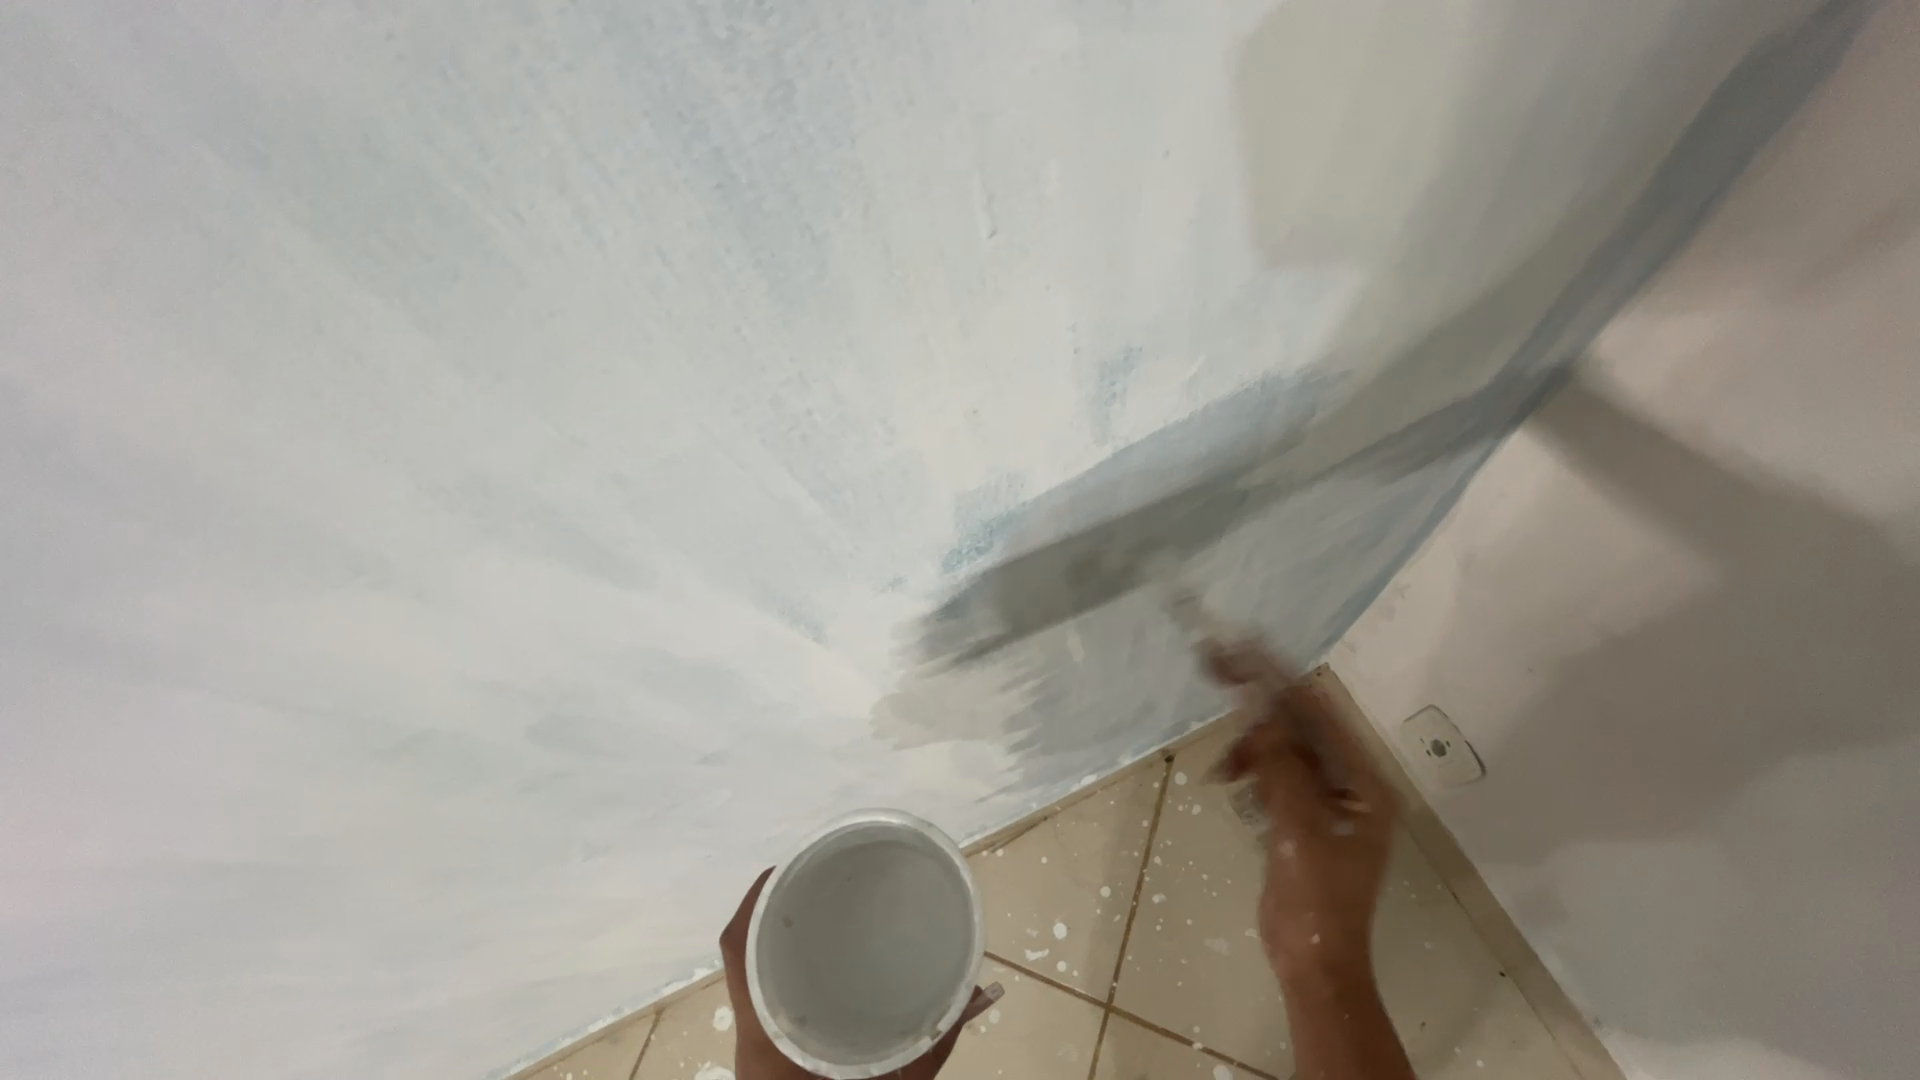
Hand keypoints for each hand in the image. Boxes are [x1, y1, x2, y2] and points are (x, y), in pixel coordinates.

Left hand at [719, 869, 999, 1079]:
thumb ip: (935, 1040)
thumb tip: (985, 991)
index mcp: (764, 1036)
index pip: (737, 949)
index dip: (755, 898)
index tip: (791, 864)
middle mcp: (751, 1036)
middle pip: (743, 954)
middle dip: (776, 909)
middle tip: (822, 879)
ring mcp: (755, 1047)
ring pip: (752, 976)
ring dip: (780, 938)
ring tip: (823, 906)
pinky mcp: (768, 1059)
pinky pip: (765, 998)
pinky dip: (787, 970)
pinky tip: (823, 962)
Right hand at [1207, 644, 1398, 976]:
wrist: (1312, 962)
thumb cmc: (1315, 900)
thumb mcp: (1297, 828)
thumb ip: (1279, 763)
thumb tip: (1257, 704)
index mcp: (1365, 782)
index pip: (1321, 713)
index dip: (1281, 677)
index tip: (1242, 647)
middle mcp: (1350, 780)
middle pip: (1300, 723)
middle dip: (1258, 700)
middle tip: (1213, 665)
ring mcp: (1325, 797)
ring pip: (1281, 746)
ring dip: (1249, 745)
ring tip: (1223, 767)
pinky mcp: (1300, 812)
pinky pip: (1273, 771)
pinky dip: (1249, 768)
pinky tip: (1226, 777)